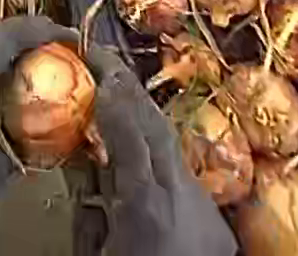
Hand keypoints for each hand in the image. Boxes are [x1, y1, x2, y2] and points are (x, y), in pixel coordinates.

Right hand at [85, 44, 237, 255]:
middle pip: (158, 130)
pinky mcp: (217, 227)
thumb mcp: (89, 251)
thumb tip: (79, 153)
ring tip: (117, 87)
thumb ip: (87, 199)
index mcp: (148, 209)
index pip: (132, 134)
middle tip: (101, 60)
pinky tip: (140, 140)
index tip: (92, 70)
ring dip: (144, 115)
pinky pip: (183, 172)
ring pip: (173, 147)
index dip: (113, 97)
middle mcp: (186, 202)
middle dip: (130, 91)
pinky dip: (158, 150)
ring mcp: (208, 213)